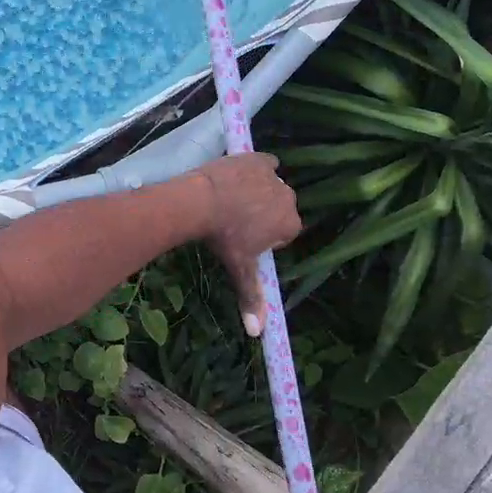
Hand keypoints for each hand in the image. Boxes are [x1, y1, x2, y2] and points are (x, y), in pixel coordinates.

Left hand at [194, 154, 301, 336]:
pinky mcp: (259, 159)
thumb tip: (257, 334)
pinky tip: (239, 175)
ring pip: (270, 186)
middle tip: (234, 220)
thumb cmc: (223, 238)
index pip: (284, 232)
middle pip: (278, 208)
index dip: (265, 236)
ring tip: (230, 199)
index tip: (245, 238)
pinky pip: (265, 163)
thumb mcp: (238, 268)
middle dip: (262, 214)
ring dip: (257, 191)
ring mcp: (275, 176)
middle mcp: (290, 198)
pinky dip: (256, 168)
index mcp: (291, 224)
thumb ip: (251, 298)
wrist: (200, 202)